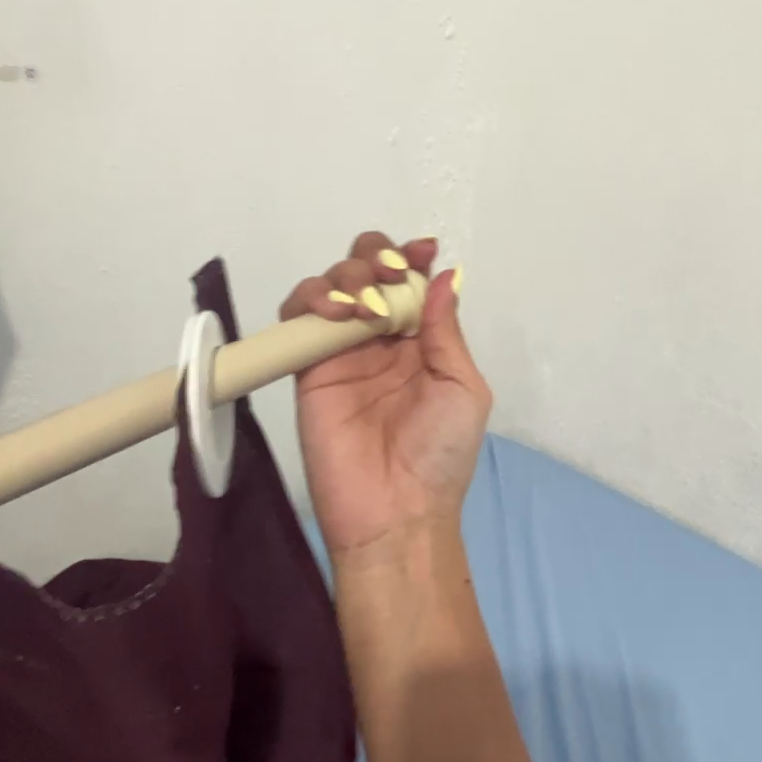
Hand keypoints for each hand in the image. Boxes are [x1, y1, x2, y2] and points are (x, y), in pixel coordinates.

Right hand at [280, 232, 491, 557]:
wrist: (396, 511)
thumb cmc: (441, 453)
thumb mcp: (463, 388)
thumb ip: (446, 331)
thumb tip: (443, 274)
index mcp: (423, 343)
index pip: (409, 282)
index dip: (410, 258)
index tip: (420, 251)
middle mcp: (381, 341)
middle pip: (366, 273)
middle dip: (375, 258)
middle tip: (389, 275)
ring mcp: (342, 353)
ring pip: (331, 287)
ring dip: (345, 276)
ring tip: (363, 304)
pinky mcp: (307, 370)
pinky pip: (298, 319)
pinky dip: (312, 300)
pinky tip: (337, 313)